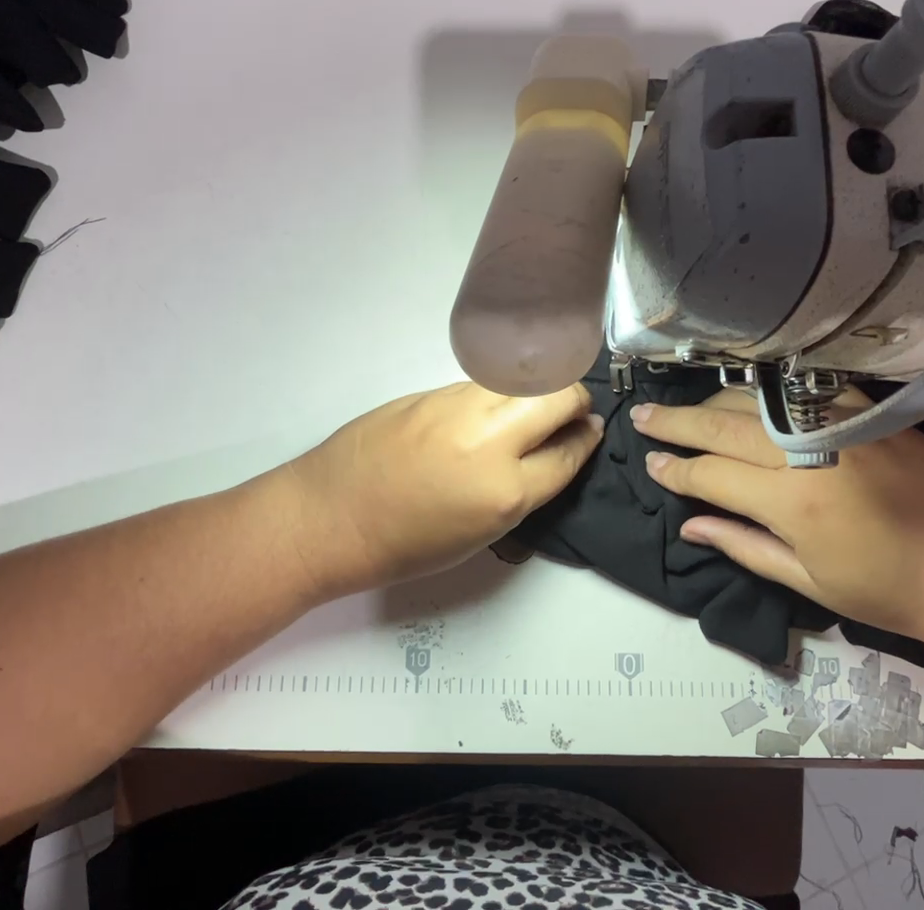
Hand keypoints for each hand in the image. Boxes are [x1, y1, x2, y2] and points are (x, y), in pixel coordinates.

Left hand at [279, 383, 603, 598]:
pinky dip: (500, 391)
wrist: (332, 516)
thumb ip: (521, 490)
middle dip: (575, 402)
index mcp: (506, 492)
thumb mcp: (480, 534)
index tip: (591, 431)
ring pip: (522, 380)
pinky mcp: (431, 392)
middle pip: (558, 398)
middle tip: (572, 411)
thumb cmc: (405, 544)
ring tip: (535, 403)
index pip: (569, 454)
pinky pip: (484, 384)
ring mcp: (458, 408)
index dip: (586, 441)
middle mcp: (491, 441)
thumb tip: (548, 455)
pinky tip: (493, 406)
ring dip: (539, 388)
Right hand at [632, 389, 923, 659]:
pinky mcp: (870, 414)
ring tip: (683, 408)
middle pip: (725, 427)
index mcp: (795, 501)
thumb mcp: (811, 582)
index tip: (649, 463)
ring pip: (759, 403)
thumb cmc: (893, 593)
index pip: (713, 475)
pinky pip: (803, 393)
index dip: (676, 470)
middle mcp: (812, 451)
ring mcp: (843, 424)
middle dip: (677, 422)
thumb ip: (744, 546)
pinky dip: (766, 393)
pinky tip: (747, 394)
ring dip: (714, 404)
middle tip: (642, 416)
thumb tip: (689, 524)